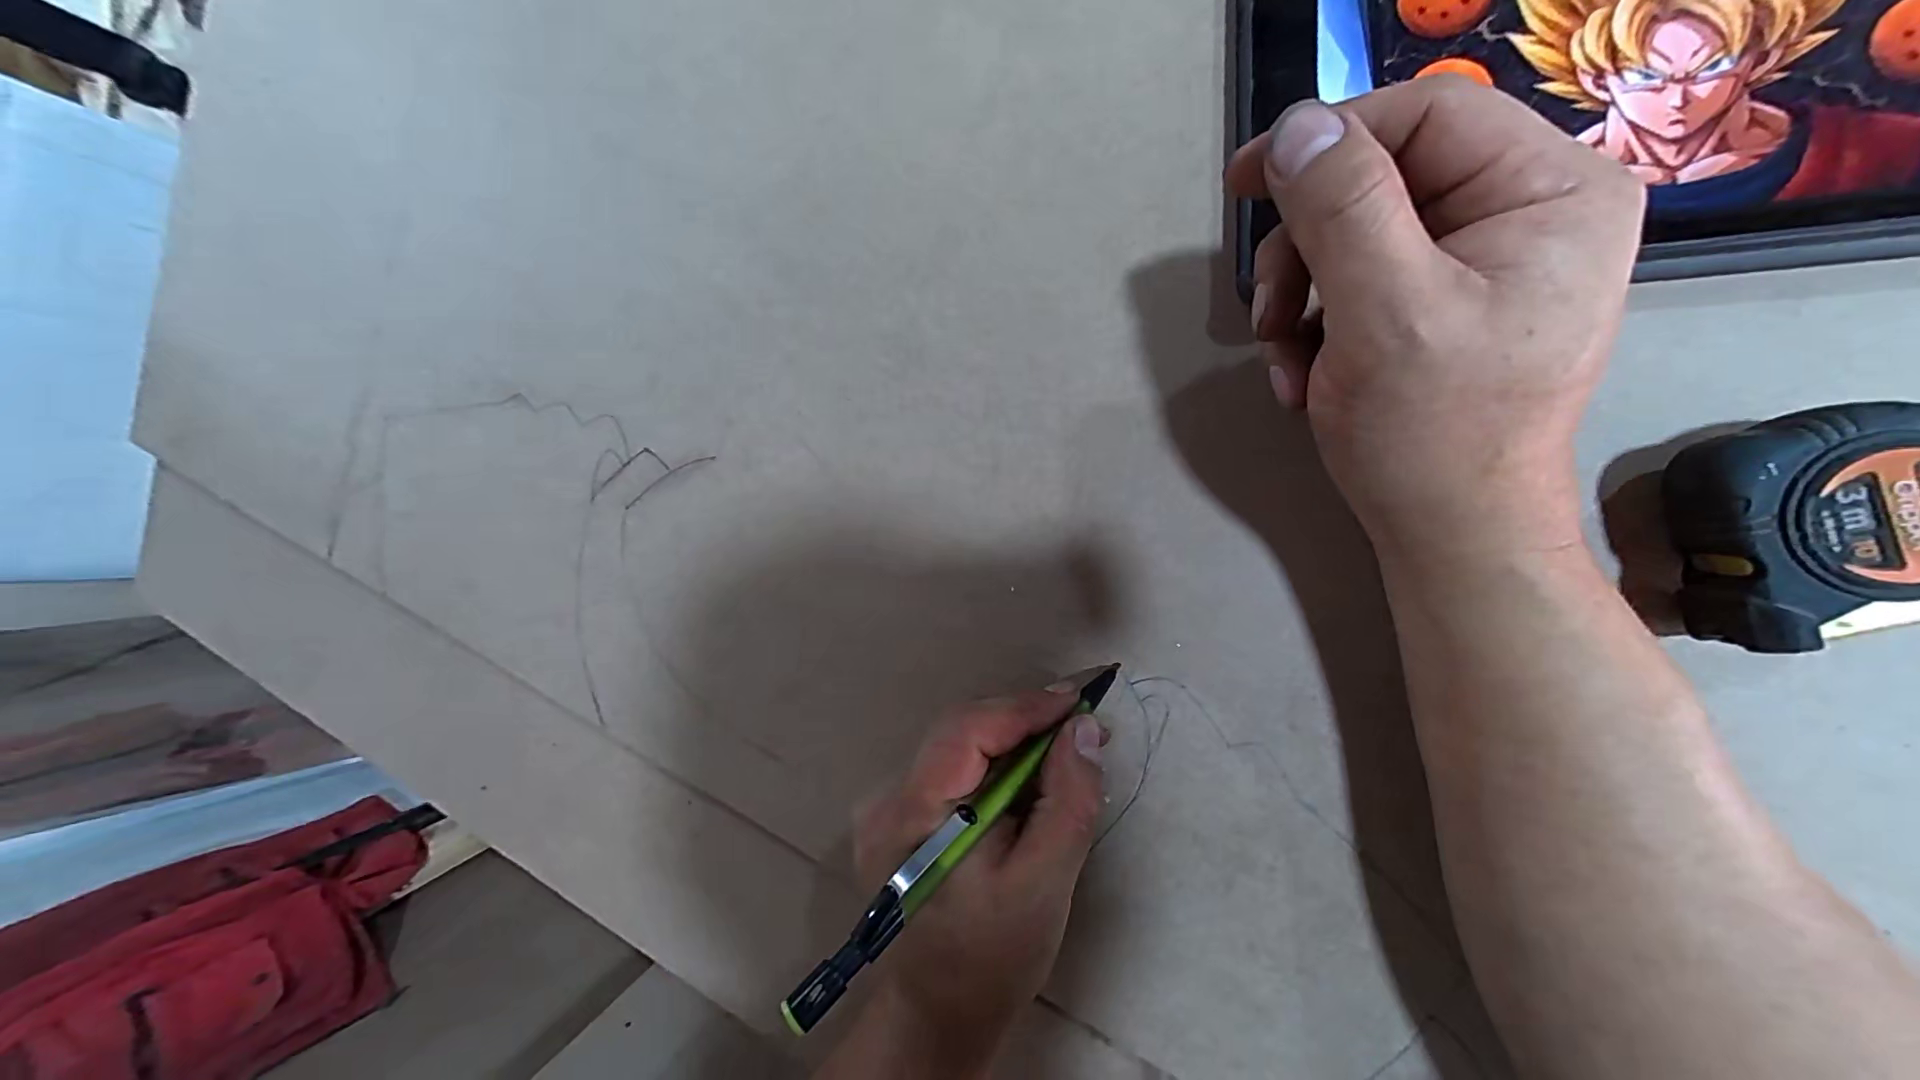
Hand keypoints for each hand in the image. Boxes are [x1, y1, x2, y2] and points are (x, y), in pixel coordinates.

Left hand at [819, 688, 1107, 1078]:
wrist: (939, 1011)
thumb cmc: (994, 957)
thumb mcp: (1046, 882)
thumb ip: (1068, 799)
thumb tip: (1082, 728)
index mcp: (912, 815)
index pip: (967, 731)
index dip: (1025, 707)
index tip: (1079, 698)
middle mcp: (887, 798)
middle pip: (961, 729)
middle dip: (1024, 719)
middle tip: (1080, 723)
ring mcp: (887, 804)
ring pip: (959, 742)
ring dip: (1013, 736)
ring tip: (1063, 746)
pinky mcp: (900, 812)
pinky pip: (954, 764)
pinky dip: (996, 759)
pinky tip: (1029, 773)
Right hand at [1226, 76, 1644, 562]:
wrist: (1451, 530)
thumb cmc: (1432, 431)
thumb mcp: (1383, 312)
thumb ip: (1342, 210)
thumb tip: (1295, 128)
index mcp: (1547, 191)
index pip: (1423, 118)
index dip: (1325, 141)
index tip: (1243, 180)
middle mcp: (1523, 213)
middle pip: (1378, 182)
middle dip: (1304, 250)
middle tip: (1266, 316)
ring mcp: (1479, 264)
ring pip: (1353, 238)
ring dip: (1296, 299)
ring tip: (1283, 361)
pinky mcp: (1438, 307)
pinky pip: (1355, 285)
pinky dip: (1312, 328)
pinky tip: (1303, 377)